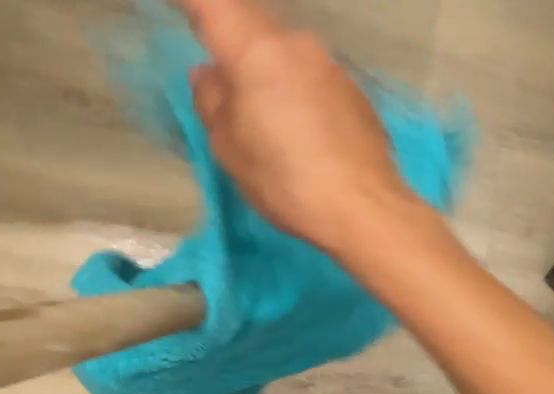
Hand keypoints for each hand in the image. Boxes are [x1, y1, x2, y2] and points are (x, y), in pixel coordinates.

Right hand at [177, 0, 422, 253]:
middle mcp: (298, 47)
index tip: (185, 16)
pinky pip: (319, 84)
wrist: (368, 213)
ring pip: (290, 58)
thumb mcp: (229, 148)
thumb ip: (212, 100)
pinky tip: (309, 135)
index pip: (211, 4)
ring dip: (275, 75)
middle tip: (228, 83)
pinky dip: (305, 97)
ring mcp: (335, 71)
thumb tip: (210, 76)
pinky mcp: (362, 99)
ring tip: (272, 119)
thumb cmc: (288, 181)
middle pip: (254, 29)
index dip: (194, 7)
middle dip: (236, 47)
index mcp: (255, 49)